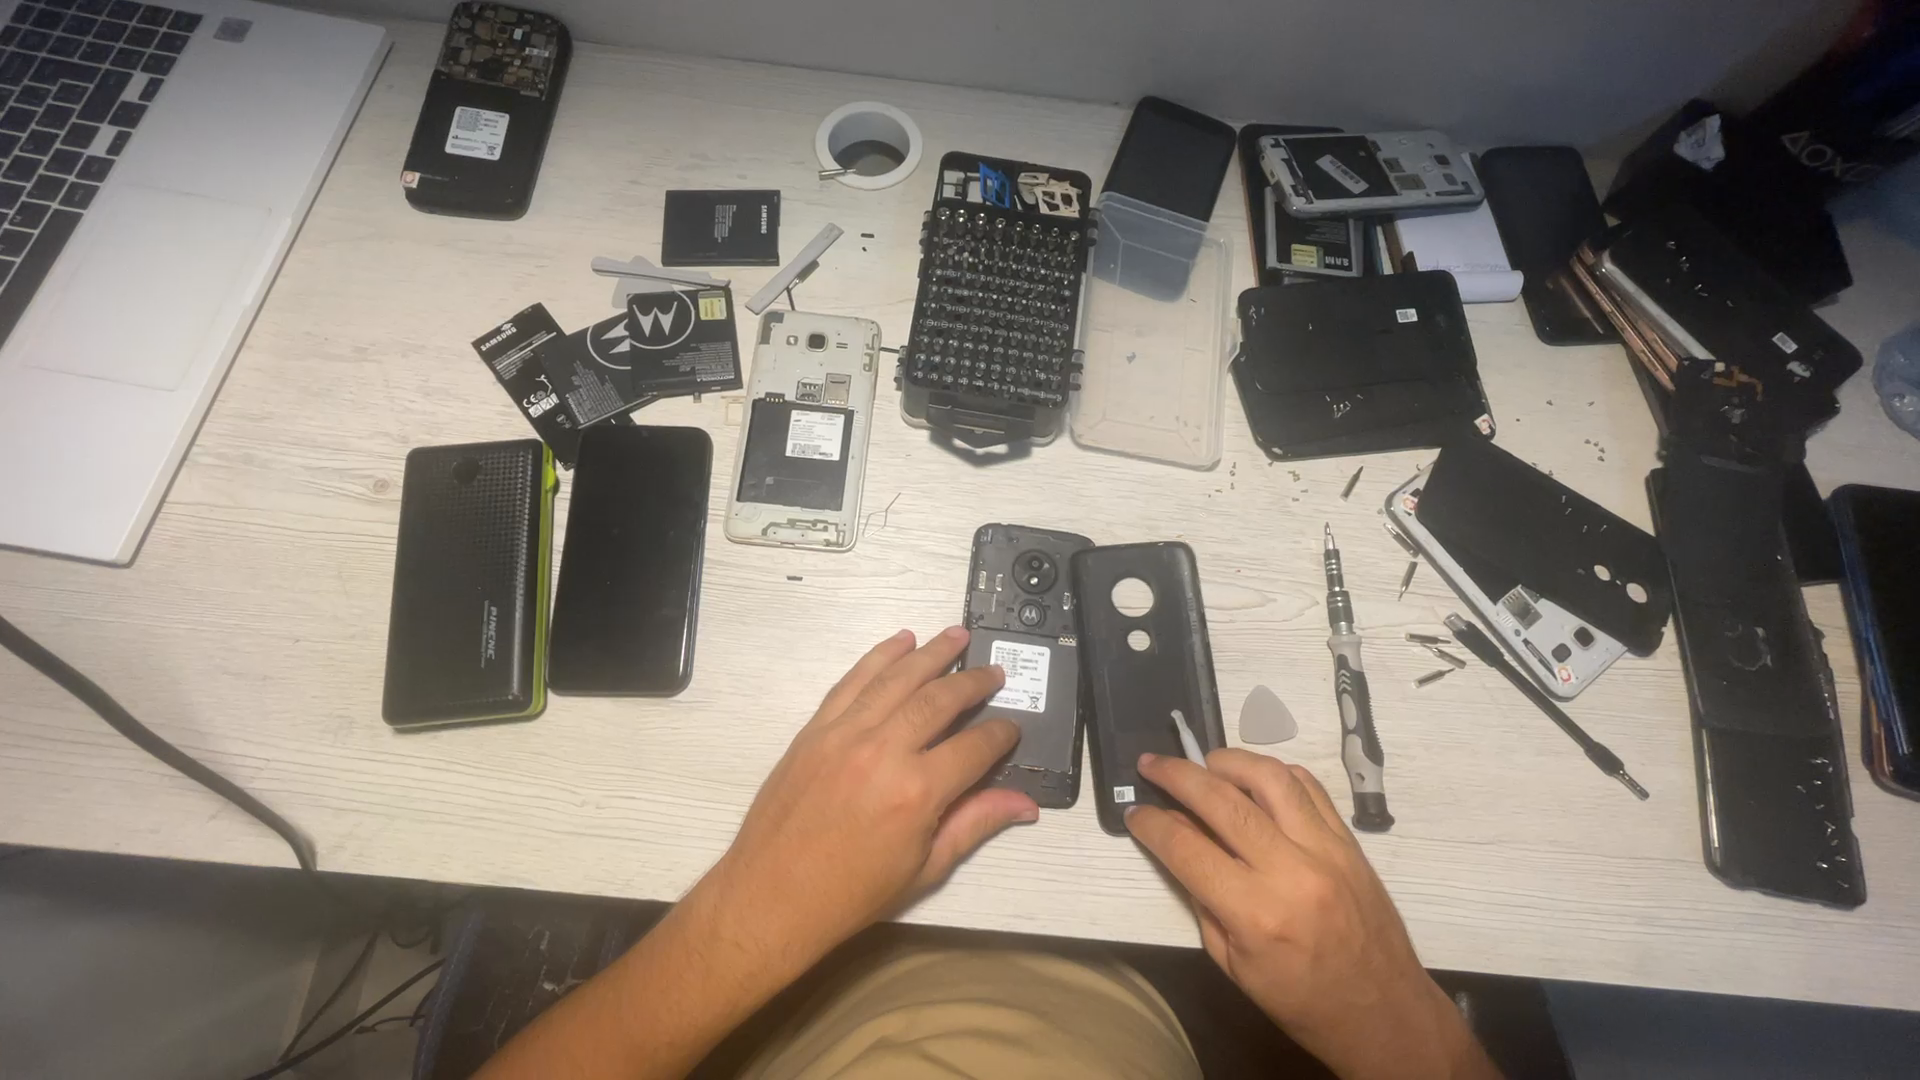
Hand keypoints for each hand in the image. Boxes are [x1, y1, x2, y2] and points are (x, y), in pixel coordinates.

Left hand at [693, 626, 1036, 971]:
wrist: (770, 897)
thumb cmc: (853, 893)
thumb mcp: (925, 869)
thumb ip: (976, 824)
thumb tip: (1026, 803)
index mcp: (917, 792)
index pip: (975, 747)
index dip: (1000, 734)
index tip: (1012, 727)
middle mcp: (884, 750)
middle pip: (939, 700)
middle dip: (973, 682)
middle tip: (994, 672)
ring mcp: (845, 733)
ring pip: (897, 678)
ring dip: (931, 653)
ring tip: (957, 636)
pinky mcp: (816, 728)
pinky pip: (852, 680)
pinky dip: (879, 656)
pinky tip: (901, 641)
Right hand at [1126, 750, 1497, 1079]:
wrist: (1387, 1017)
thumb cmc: (1301, 1001)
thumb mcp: (1232, 962)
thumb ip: (1200, 893)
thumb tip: (1176, 835)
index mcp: (1256, 914)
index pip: (1186, 847)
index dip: (1152, 824)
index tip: (1134, 811)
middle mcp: (1291, 871)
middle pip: (1221, 800)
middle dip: (1176, 775)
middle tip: (1151, 763)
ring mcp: (1327, 850)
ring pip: (1269, 778)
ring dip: (1227, 761)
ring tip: (1203, 763)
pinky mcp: (1350, 842)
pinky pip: (1308, 787)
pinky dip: (1273, 773)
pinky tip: (1252, 779)